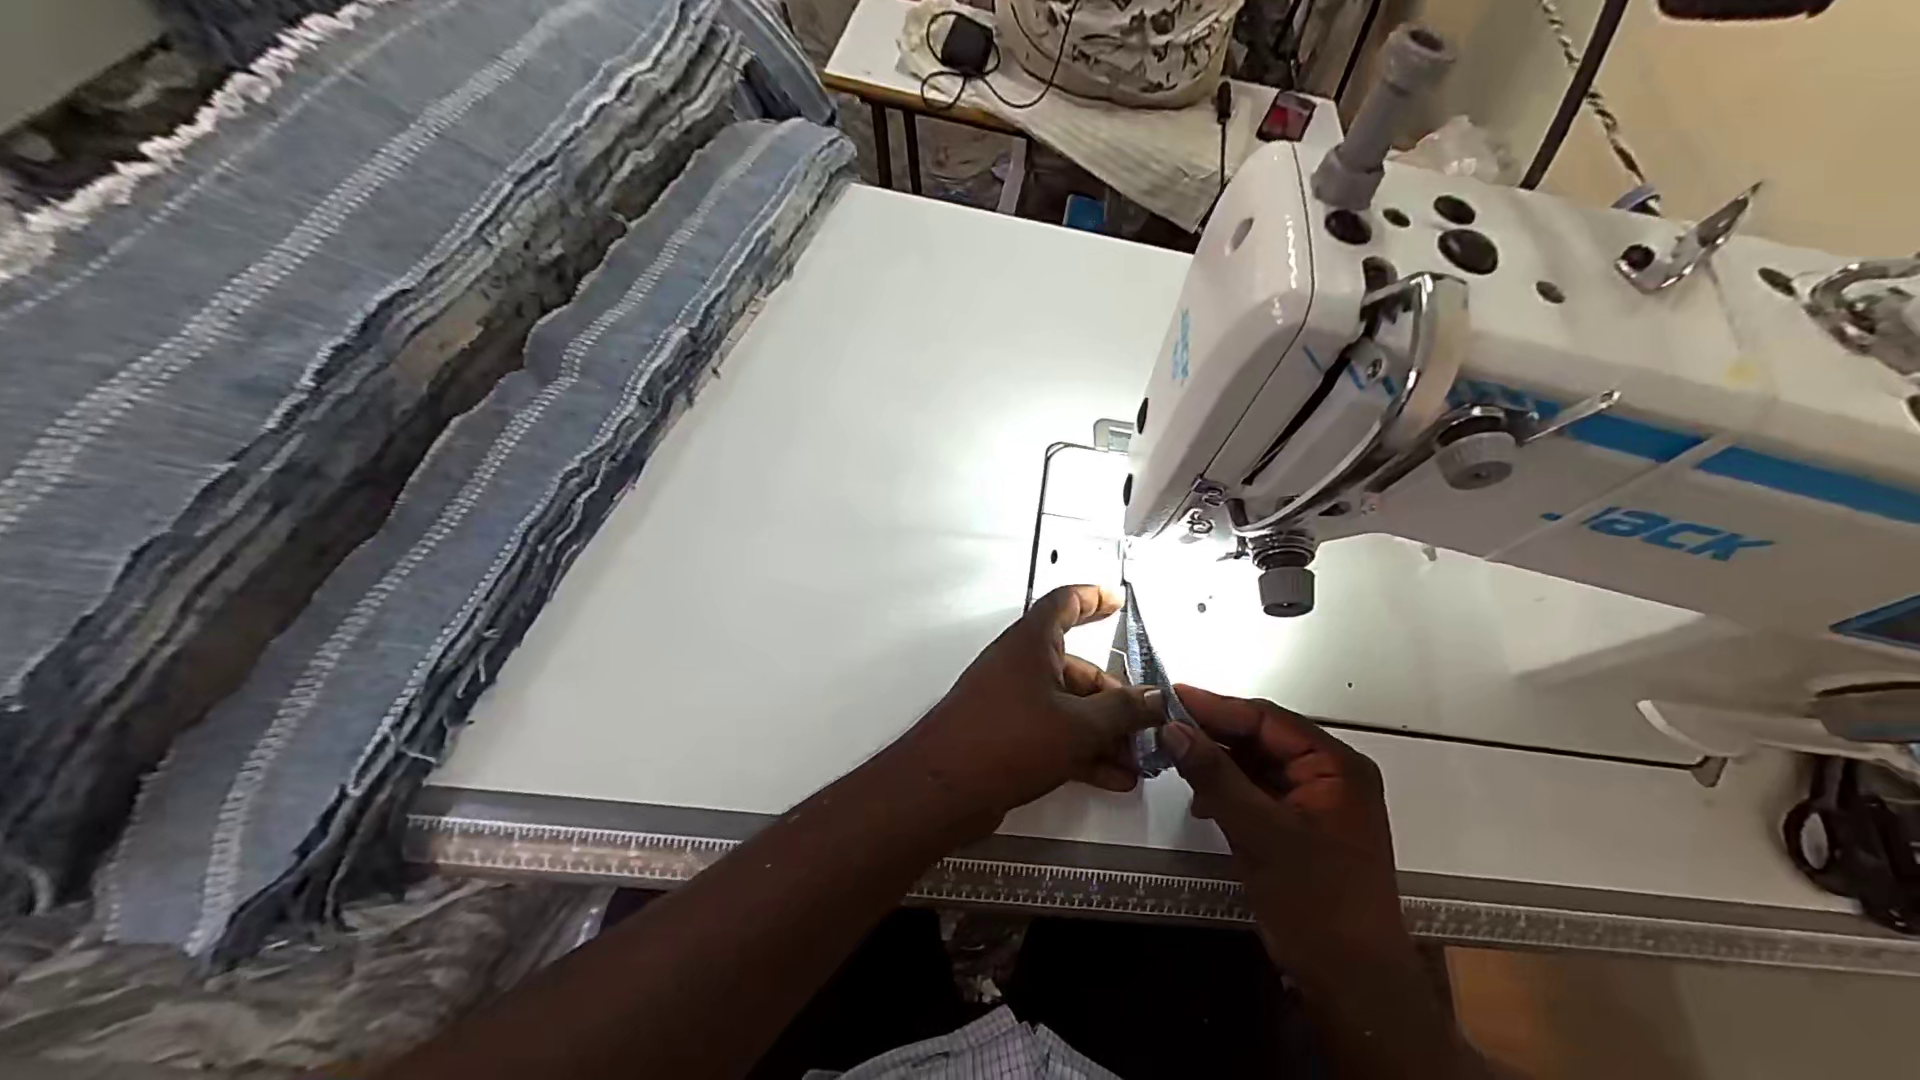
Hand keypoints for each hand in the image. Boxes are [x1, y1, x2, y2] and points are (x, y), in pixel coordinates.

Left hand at [893, 585, 1162, 828]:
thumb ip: (1122, 710)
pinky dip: (1082, 748)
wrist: (945, 789)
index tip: (1113, 598)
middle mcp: (1017, 666)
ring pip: (1068, 706)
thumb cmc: (994, 742)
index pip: (1065, 603)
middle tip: (1144, 718)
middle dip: (1115, 696)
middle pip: (1076, 668)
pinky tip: (1106, 773)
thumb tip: (1149, 700)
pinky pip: (1054, 733)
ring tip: (1132, 756)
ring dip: (1103, 730)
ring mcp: (1010, 701)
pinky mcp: (1005, 734)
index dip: (1093, 597)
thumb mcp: (1078, 725)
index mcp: (1030, 643)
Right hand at [1159, 686, 1406, 969]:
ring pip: (1255, 764)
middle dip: (1214, 734)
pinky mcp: (1297, 825)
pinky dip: (1227, 789)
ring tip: (1175, 757)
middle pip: (1260, 738)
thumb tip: (1173, 729)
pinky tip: (1201, 798)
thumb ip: (1215, 775)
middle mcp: (1328, 774)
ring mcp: (1314, 801)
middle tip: (1165, 726)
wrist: (1351, 981)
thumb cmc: (1317, 901)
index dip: (1216, 706)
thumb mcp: (1260, 831)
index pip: (1267, 719)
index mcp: (1335, 766)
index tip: (1171, 696)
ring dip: (1217, 762)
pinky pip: (1256, 791)